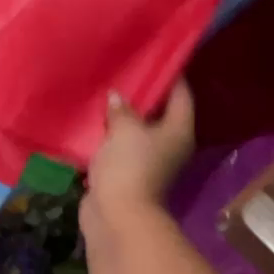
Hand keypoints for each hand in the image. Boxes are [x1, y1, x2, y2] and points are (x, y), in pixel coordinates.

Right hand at [84, 80, 195, 228]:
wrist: (115, 215)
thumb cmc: (129, 166)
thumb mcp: (125, 129)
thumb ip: (121, 109)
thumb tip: (117, 97)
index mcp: (179, 130)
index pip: (181, 93)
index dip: (169, 75)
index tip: (152, 58)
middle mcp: (170, 145)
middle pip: (158, 113)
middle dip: (140, 98)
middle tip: (122, 76)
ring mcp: (148, 162)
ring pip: (135, 133)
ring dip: (121, 120)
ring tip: (103, 99)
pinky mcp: (126, 175)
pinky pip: (118, 150)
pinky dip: (108, 141)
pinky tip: (92, 127)